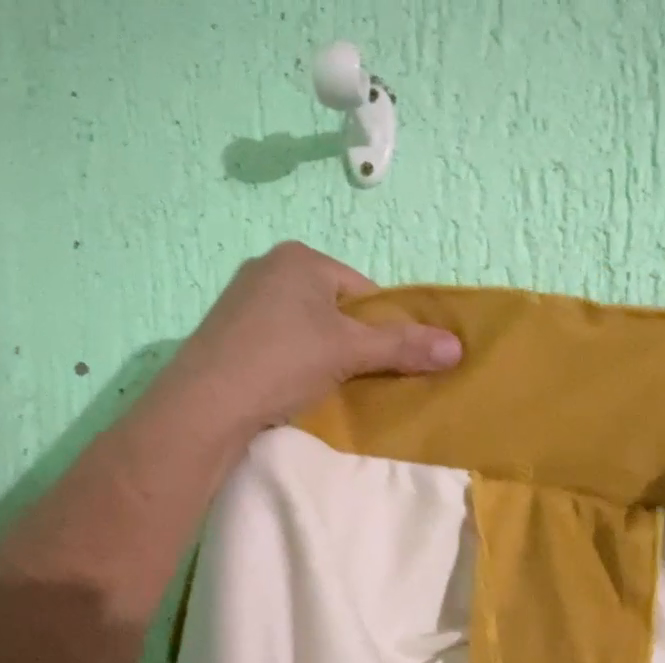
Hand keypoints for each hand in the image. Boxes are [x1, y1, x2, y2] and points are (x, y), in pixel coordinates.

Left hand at [169, 242, 461, 429]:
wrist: (206, 403)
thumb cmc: (283, 361)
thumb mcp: (350, 352)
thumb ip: (403, 346)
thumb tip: (458, 347)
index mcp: (299, 257)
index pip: (362, 290)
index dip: (379, 328)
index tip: (378, 364)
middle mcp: (267, 267)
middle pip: (333, 308)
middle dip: (348, 342)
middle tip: (352, 379)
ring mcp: (241, 299)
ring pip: (303, 327)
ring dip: (319, 355)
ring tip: (318, 387)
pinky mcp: (224, 332)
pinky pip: (275, 342)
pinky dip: (289, 363)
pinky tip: (287, 388)